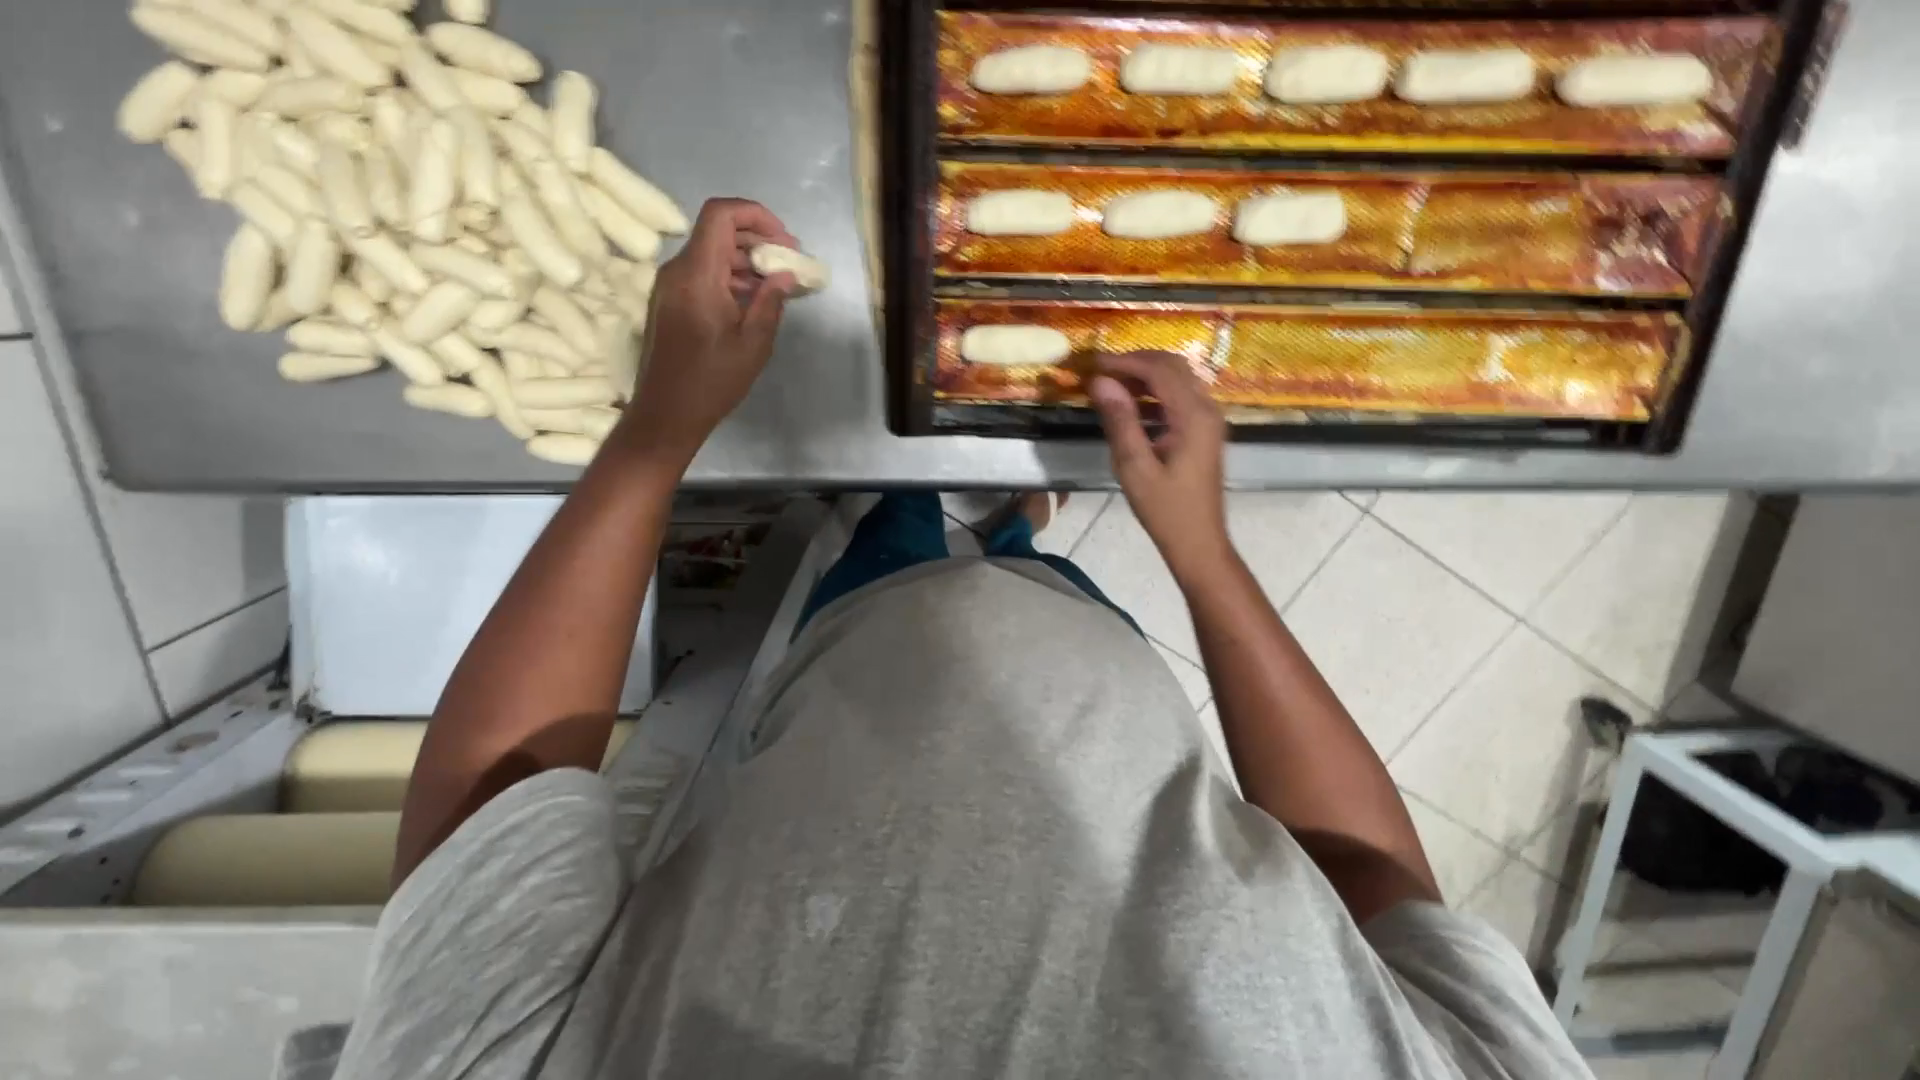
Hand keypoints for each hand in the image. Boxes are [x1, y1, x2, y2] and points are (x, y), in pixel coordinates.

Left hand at [615, 197, 796, 468]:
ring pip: (711, 252)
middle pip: (717, 230)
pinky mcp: (670, 301)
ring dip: (745, 260)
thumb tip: (784, 274)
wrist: (666, 414)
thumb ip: (771, 302)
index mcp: (697, 274)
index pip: (721, 214)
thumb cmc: (712, 381)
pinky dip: (730, 276)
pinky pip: (703, 273)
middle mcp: (677, 270)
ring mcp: (670, 286)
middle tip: (789, 261)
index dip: (756, 215)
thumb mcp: (753, 344)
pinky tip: (753, 300)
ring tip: (777, 284)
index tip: (784, 240)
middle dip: (757, 238)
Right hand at [1087, 351, 1231, 579]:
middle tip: (1100, 372)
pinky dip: (1154, 393)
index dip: (1126, 362)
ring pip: (1178, 380)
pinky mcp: (1204, 431)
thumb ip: (1120, 421)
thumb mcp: (1135, 467)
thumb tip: (1100, 382)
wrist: (1198, 541)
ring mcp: (1209, 419)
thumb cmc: (1166, 510)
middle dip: (1136, 363)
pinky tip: (1130, 407)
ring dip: (1144, 376)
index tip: (1093, 364)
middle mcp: (1207, 409)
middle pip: (1173, 367)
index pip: (1159, 371)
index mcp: (1194, 416)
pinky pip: (1180, 397)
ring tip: (1110, 386)